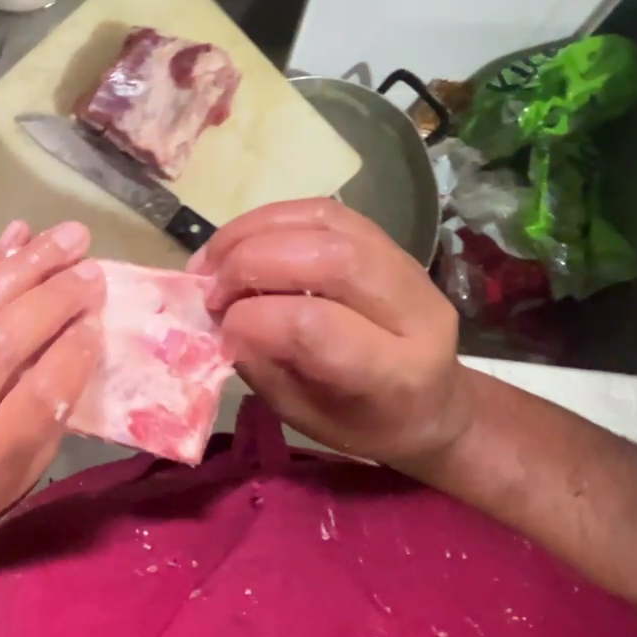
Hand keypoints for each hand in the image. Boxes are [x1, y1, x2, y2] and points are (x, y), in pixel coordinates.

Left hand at [0, 220, 105, 546]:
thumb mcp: (26, 472)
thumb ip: (52, 413)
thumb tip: (84, 334)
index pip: (32, 401)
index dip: (69, 356)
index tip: (99, 322)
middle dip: (51, 303)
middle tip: (91, 272)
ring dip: (23, 269)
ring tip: (67, 238)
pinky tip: (18, 237)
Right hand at [191, 197, 474, 469]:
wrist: (429, 405)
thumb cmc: (361, 424)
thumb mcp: (303, 416)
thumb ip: (263, 366)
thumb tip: (220, 320)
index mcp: (395, 372)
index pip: (316, 326)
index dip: (252, 318)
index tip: (218, 329)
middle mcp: (413, 309)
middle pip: (330, 258)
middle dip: (250, 263)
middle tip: (207, 290)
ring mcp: (405, 265)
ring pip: (326, 222)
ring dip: (252, 233)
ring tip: (212, 262)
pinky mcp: (387, 242)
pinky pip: (325, 213)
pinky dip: (269, 221)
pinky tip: (238, 244)